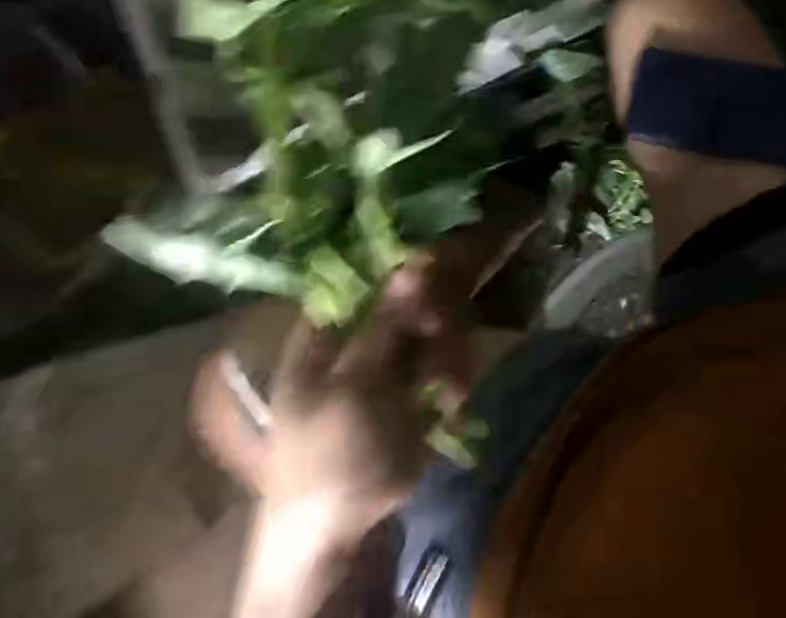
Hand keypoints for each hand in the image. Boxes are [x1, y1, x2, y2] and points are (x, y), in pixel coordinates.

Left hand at [191, 258, 474, 544]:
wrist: (343, 525)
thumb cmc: (329, 455)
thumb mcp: (354, 386)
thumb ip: (386, 322)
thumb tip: (414, 261)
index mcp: (332, 323)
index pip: (374, 272)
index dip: (409, 269)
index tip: (438, 278)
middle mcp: (366, 327)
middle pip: (416, 294)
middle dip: (437, 321)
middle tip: (440, 344)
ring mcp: (396, 351)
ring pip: (442, 323)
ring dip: (451, 355)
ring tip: (449, 393)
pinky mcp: (423, 374)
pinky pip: (453, 353)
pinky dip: (457, 376)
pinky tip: (452, 402)